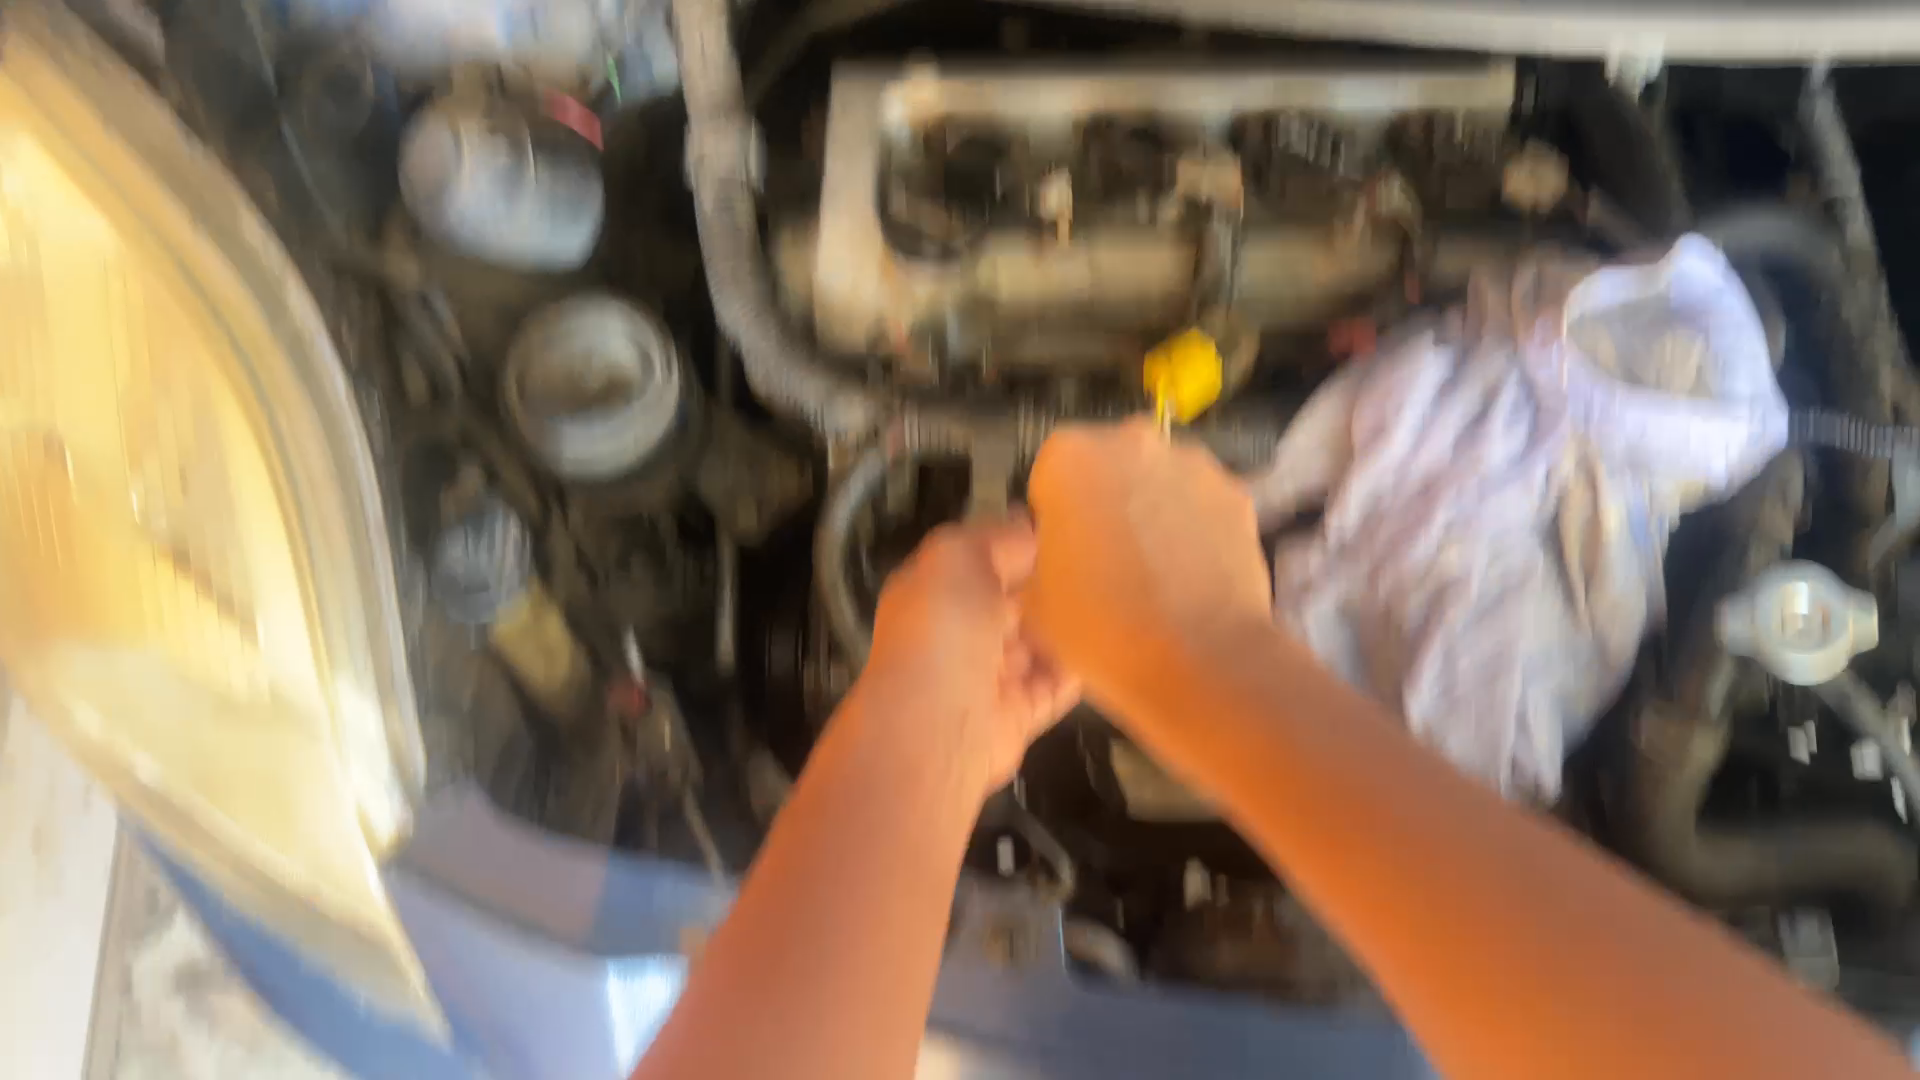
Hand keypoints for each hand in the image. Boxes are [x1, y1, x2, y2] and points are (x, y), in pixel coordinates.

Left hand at [850, 518, 1081, 795]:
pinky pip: (1053, 687)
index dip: (1010, 546)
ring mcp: (985, 678)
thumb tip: (1026, 526)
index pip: (973, 563)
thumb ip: (996, 539)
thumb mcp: (960, 557)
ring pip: (1031, 647)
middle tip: (1094, 563)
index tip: (1058, 530)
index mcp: (932, 593)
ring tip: (1111, 599)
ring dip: (1063, 629)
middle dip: (1041, 587)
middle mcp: (955, 635)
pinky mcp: (1016, 716)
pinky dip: (1077, 672)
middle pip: (1005, 605)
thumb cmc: (944, 626)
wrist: (937, 724)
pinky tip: (1107, 647)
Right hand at [1023, 420, 1273, 702]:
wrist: (1198, 658)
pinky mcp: (1236, 494)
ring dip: (1149, 507)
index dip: (1052, 516)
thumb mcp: (1032, 598)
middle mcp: (1131, 441)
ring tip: (1154, 569)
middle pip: (1105, 465)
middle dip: (1103, 500)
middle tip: (1106, 558)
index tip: (1062, 553)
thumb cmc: (1098, 625)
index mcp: (1069, 456)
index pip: (1048, 476)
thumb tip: (1057, 553)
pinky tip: (1189, 573)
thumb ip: (1037, 556)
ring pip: (1155, 479)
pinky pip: (1198, 503)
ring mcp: (1191, 463)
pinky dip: (1192, 525)